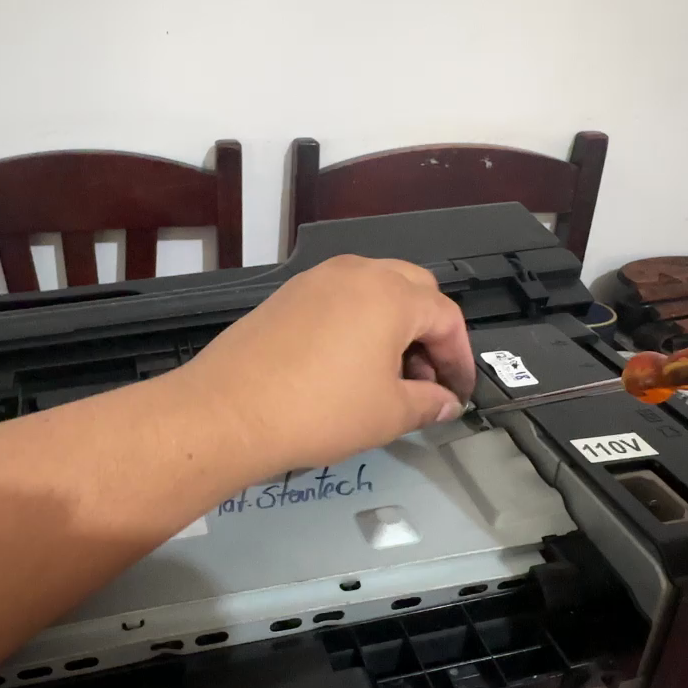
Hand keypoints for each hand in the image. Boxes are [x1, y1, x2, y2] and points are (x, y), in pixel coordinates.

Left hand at [175, 255, 475, 472]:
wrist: (229, 412)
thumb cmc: (320, 411)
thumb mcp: (388, 414)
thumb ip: (427, 403)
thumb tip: (444, 402)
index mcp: (391, 294)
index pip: (445, 316)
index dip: (459, 358)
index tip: (457, 393)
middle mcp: (355, 272)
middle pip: (413, 291)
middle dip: (428, 333)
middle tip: (424, 379)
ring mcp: (314, 280)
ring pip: (372, 291)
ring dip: (392, 325)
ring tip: (386, 375)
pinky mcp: (284, 297)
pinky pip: (337, 300)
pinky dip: (355, 324)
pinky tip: (345, 364)